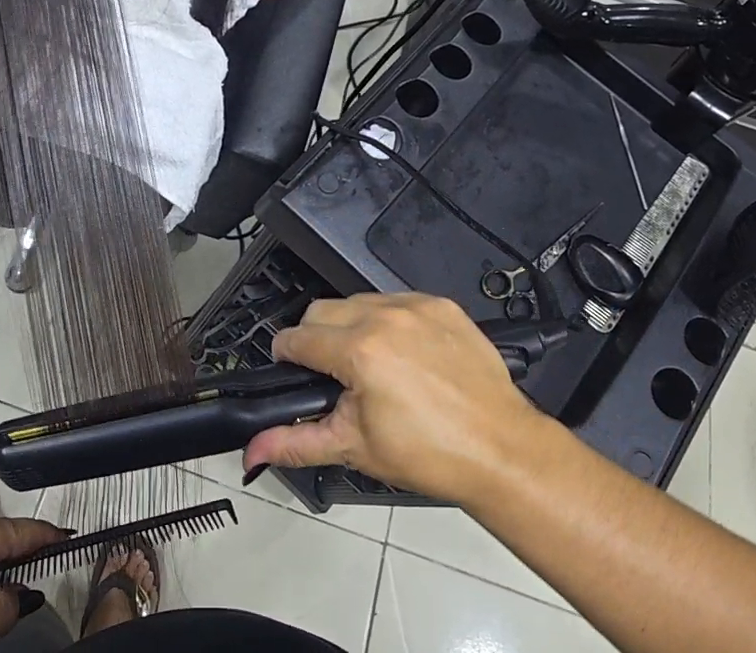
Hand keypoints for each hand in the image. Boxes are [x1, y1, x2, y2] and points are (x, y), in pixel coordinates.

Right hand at [242, 294, 542, 503]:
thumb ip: (296, 442)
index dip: (286, 356)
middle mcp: (386, 319)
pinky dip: (389, 321)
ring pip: (357, 301)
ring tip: (368, 365)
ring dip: (351, 326)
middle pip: (321, 310)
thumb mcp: (355, 448)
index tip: (291, 368)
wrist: (501, 450)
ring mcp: (417, 309)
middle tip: (331, 373)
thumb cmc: (435, 453)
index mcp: (360, 351)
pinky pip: (396, 301)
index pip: (296, 337)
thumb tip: (254, 450)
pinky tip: (400, 354)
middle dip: (315, 338)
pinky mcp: (443, 307)